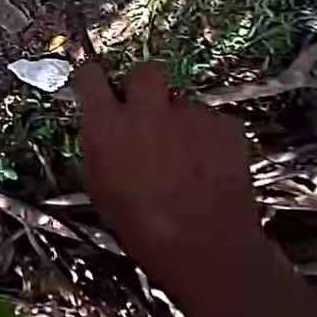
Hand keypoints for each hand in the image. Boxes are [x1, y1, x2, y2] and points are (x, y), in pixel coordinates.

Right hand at [74, 61, 276, 287]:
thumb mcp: (100, 186)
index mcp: (107, 125)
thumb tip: (102, 131)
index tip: (96, 81)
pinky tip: (207, 165)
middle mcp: (146, 110)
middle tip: (145, 111)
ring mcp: (189, 114)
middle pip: (143, 72)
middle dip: (143, 86)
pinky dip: (207, 138)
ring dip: (177, 120)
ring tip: (182, 155)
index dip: (93, 77)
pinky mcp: (225, 124)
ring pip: (180, 102)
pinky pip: (210, 120)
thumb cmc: (140, 225)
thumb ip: (99, 147)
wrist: (204, 245)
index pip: (91, 76)